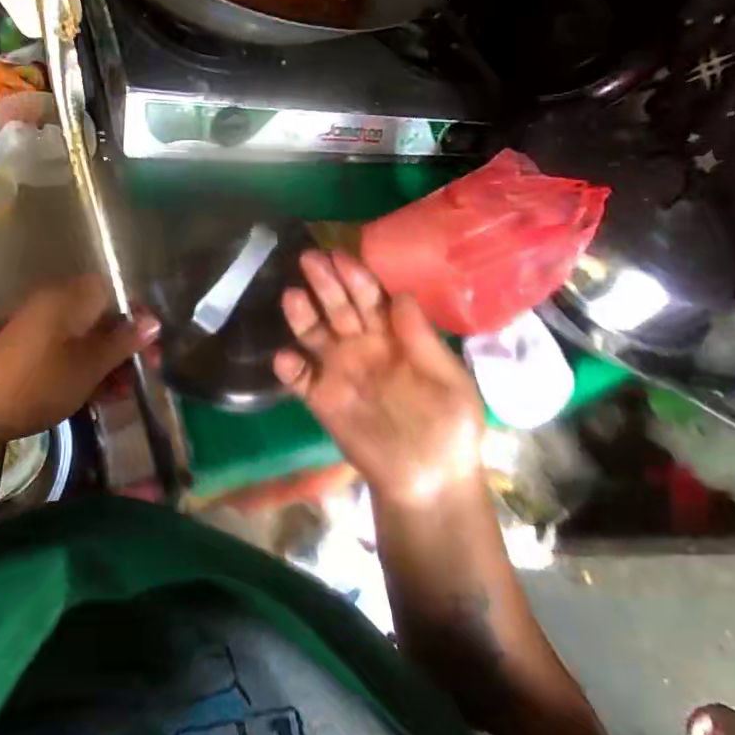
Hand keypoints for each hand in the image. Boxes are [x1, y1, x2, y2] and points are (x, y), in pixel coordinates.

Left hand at [0, 274, 157, 447]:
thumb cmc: (38, 383)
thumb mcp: (89, 366)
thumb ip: (124, 342)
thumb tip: (154, 322)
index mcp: (71, 298)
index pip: (117, 291)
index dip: (139, 315)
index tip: (154, 347)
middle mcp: (58, 305)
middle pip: (104, 316)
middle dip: (126, 345)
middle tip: (144, 374)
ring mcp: (43, 328)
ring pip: (88, 338)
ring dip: (109, 362)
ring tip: (122, 393)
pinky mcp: (33, 351)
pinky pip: (70, 352)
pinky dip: (87, 369)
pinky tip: (100, 396)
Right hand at [274, 250, 485, 507]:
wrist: (430, 480)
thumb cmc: (450, 427)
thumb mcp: (450, 381)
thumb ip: (422, 340)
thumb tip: (401, 295)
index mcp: (395, 338)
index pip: (371, 298)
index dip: (356, 276)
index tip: (340, 255)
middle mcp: (362, 347)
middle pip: (338, 308)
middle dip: (325, 283)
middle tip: (308, 257)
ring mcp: (339, 373)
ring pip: (314, 336)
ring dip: (302, 316)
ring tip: (292, 296)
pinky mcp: (322, 401)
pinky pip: (300, 380)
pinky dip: (289, 369)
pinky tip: (285, 358)